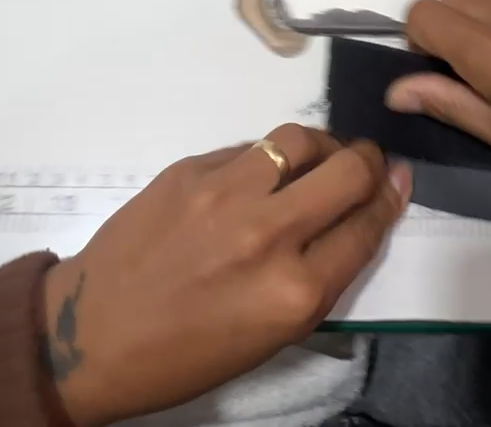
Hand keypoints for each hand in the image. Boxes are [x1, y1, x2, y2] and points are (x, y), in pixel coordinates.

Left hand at [41, 124, 411, 426]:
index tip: (398, 180)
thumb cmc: (188, 352)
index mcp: (294, 292)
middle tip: (366, 164)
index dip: (391, 198)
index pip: (367, 226)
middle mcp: (268, 234)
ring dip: (323, 145)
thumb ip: (321, 275)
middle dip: (369, 161)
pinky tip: (261, 175)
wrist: (92, 333)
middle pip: (348, 170)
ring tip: (320, 158)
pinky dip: (269, 157)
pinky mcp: (190, 168)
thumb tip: (360, 217)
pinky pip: (251, 147)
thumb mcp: (271, 335)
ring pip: (301, 138)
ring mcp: (226, 192)